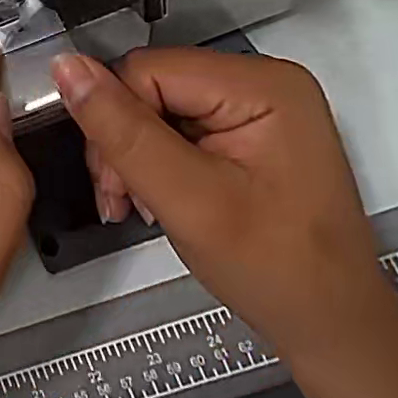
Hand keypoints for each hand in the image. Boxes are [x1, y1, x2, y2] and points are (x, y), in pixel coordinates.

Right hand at [50, 47, 393, 354]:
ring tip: (135, 202)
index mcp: (261, 84)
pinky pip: (169, 122)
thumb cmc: (277, 271)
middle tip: (121, 197)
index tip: (116, 181)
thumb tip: (67, 68)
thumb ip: (123, 130)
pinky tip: (153, 193)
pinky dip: (149, 159)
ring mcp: (251, 103)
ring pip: (150, 105)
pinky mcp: (240, 126)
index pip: (145, 71)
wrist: (330, 328)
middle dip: (121, 142)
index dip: (116, 120)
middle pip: (146, 86)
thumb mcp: (188, 200)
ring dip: (130, 154)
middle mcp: (258, 80)